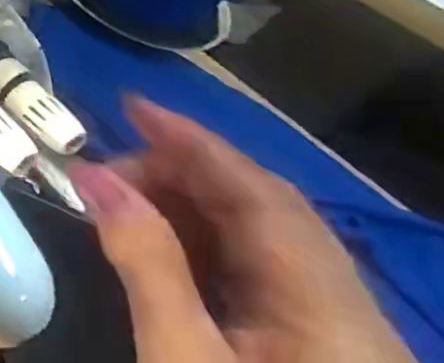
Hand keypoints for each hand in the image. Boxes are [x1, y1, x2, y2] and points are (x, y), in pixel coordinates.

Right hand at [71, 98, 413, 362]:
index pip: (260, 195)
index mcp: (329, 312)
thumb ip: (142, 259)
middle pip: (265, 210)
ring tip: (124, 199)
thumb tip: (93, 177)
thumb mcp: (181, 358)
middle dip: (182, 172)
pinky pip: (263, 272)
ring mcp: (342, 336)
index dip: (194, 141)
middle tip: (106, 170)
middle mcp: (350, 313)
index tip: (129, 105)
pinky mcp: (323, 352)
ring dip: (191, 205)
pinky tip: (164, 244)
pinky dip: (207, 242)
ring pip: (265, 239)